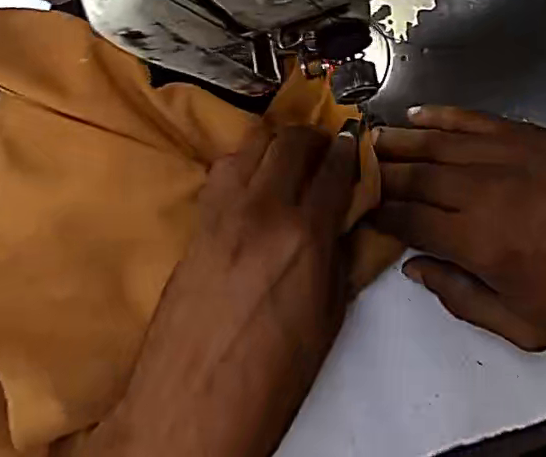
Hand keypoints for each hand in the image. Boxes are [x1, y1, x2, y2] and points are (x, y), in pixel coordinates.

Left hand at [90, 125, 358, 456]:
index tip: (355, 142)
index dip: (350, 150)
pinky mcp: (197, 222)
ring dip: (279, 142)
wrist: (190, 409)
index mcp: (305, 237)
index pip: (335, 170)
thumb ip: (341, 255)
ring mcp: (224, 212)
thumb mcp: (327, 316)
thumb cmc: (271, 375)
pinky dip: (245, 160)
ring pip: (254, 144)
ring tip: (291, 155)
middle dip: (316, 137)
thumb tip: (349, 218)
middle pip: (293, 143)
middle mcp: (264, 211)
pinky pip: (224, 169)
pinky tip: (253, 178)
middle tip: (326, 147)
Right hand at [371, 105, 545, 349]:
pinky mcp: (527, 135)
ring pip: (436, 143)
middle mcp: (485, 191)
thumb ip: (462, 298)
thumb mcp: (525, 325)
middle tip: (354, 166)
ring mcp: (506, 155)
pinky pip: (473, 121)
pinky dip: (442, 116)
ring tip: (372, 137)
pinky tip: (419, 115)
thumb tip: (419, 270)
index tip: (363, 208)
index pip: (410, 220)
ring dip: (400, 140)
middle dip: (380, 172)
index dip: (380, 213)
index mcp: (480, 240)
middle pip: (415, 175)